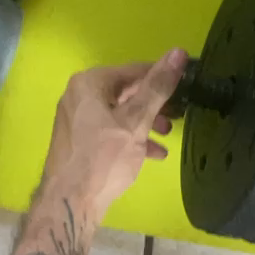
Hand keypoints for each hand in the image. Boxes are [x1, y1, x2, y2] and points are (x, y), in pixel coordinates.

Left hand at [40, 49, 188, 213]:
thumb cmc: (104, 158)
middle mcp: (79, 96)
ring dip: (145, 124)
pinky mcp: (79, 142)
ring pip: (119, 115)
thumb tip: (178, 52)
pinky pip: (110, 132)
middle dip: (154, 105)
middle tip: (178, 116)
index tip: (185, 88)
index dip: (161, 78)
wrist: (70, 201)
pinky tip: (153, 154)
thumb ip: (157, 88)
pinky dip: (130, 139)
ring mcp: (77, 121)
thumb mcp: (136, 122)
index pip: (134, 71)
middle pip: (126, 93)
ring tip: (167, 136)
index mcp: (90, 83)